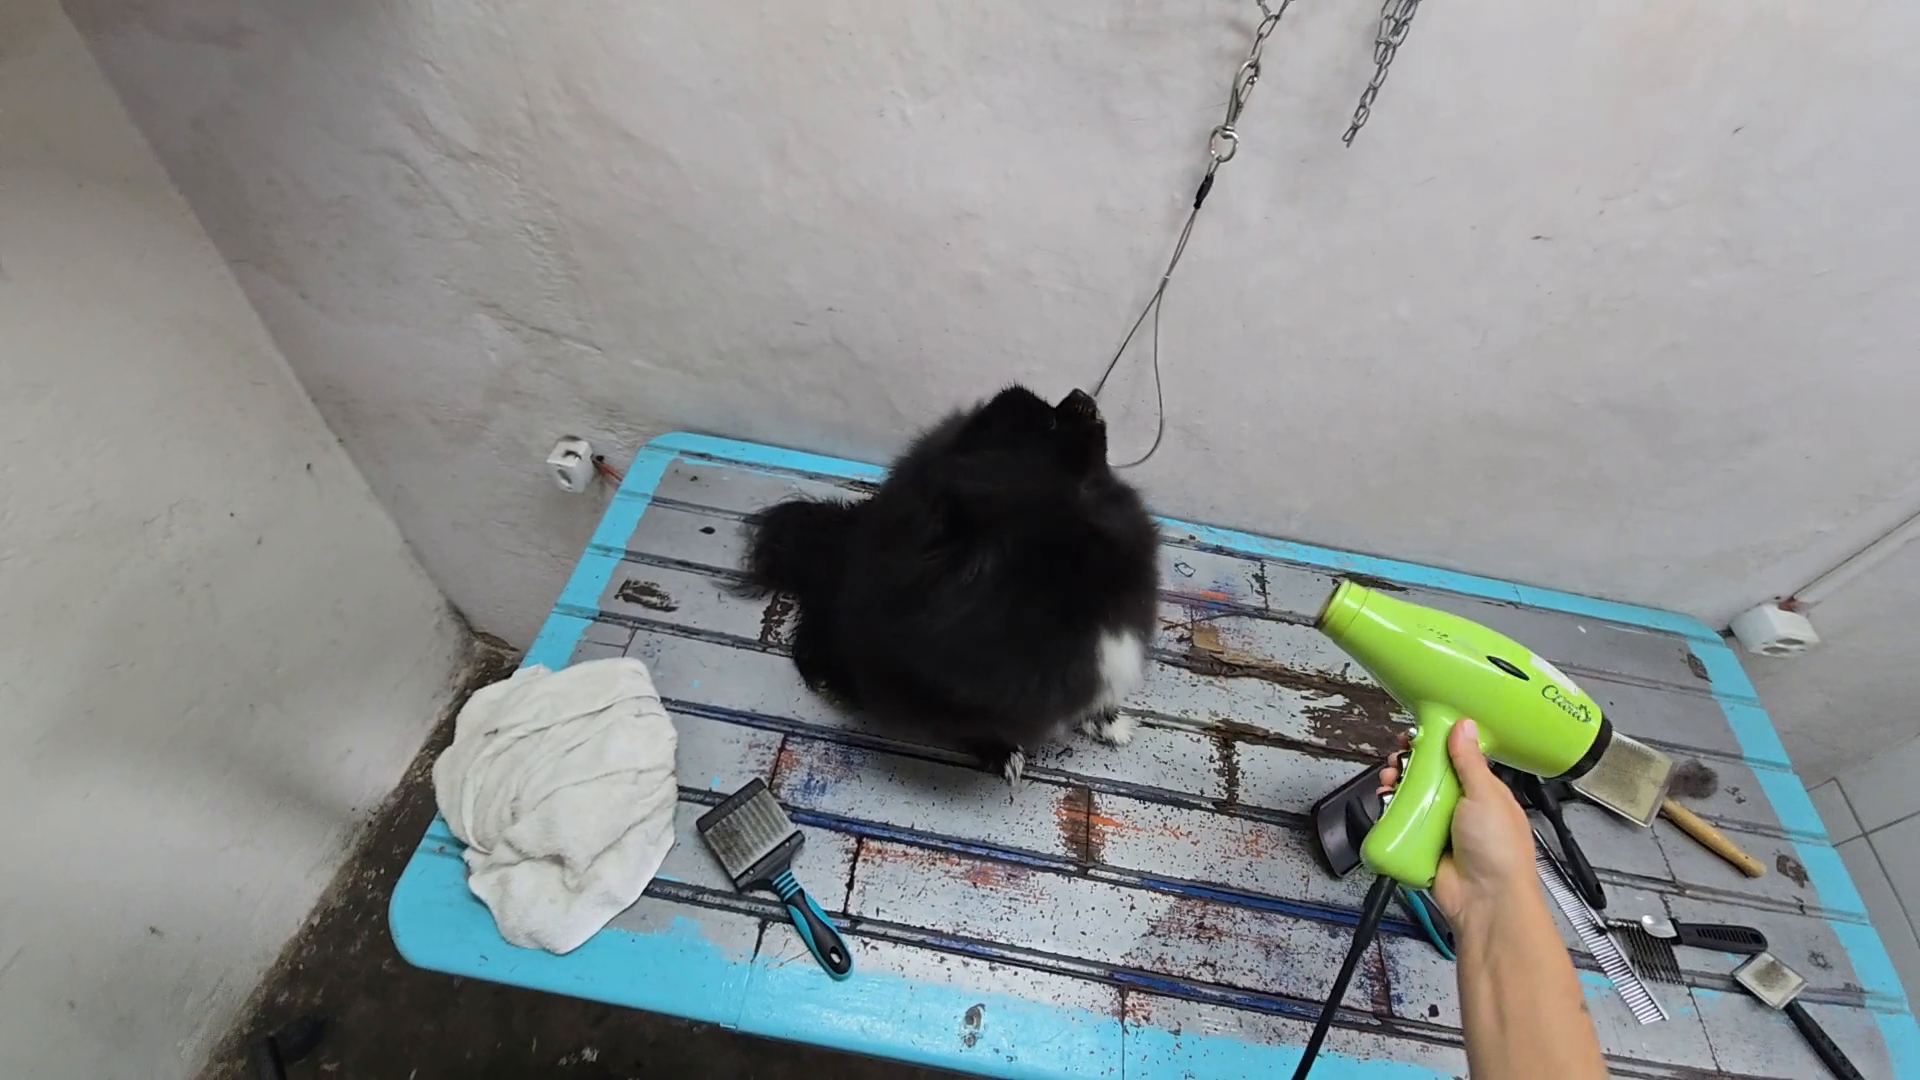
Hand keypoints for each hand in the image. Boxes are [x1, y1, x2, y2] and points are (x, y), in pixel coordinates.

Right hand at [1378, 718, 1536, 925]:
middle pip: (1426, 774)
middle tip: (1397, 763)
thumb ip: (1470, 762)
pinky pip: (1399, 818)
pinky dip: (1389, 809)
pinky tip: (1385, 803)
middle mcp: (1459, 806)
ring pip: (1409, 794)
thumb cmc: (1499, 852)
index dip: (1433, 745)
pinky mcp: (1421, 839)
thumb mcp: (1486, 797)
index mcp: (1482, 792)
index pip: (1454, 758)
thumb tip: (1465, 726)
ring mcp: (1439, 823)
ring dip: (1395, 784)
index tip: (1415, 738)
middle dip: (1407, 764)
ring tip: (1389, 784)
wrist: (1484, 900)